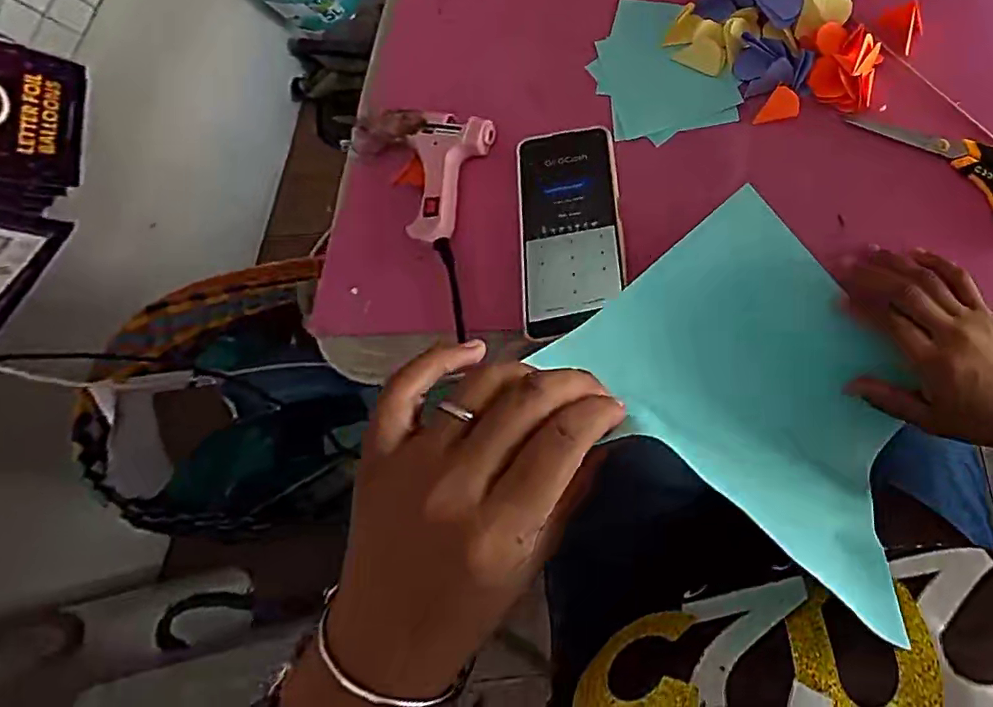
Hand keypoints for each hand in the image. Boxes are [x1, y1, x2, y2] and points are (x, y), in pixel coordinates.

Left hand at [299, 342, 624, 701]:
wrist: (381, 642)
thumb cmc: (471, 604)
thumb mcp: (538, 555)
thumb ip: (574, 488)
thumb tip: (605, 431)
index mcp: (499, 527)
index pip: (565, 437)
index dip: (599, 409)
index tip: (614, 407)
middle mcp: (454, 489)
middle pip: (529, 401)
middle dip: (576, 383)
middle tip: (593, 390)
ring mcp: (411, 466)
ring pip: (481, 386)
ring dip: (528, 371)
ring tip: (546, 384)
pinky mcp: (378, 456)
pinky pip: (402, 389)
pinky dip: (438, 359)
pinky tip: (474, 350)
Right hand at [841, 249, 992, 458]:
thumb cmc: (974, 419)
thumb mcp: (929, 420)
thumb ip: (888, 399)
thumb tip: (850, 384)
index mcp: (934, 362)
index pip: (891, 323)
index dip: (863, 307)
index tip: (840, 298)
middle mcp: (950, 332)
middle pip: (906, 293)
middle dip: (873, 276)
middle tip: (848, 266)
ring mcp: (969, 317)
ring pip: (929, 280)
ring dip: (898, 262)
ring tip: (872, 252)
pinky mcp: (984, 309)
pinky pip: (959, 278)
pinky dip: (936, 261)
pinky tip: (914, 253)